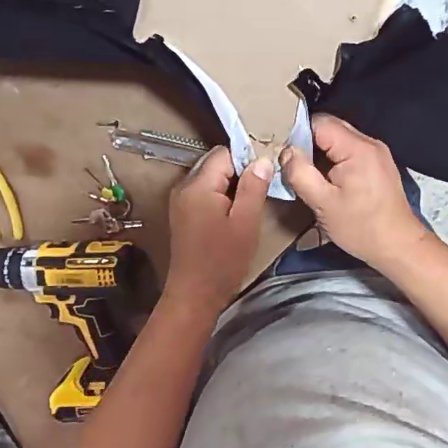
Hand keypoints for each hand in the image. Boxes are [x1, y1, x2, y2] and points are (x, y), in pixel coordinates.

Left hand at [163, 147, 271, 313]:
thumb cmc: (223, 259)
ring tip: (251, 202)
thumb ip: (254, 187)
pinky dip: (222, 196)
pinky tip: (235, 213)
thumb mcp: (245, 222)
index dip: (247, 159)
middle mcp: (184, 187)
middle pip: (216, 163)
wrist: (195, 293)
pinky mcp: (183, 213)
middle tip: (262, 189)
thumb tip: (263, 160)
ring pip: (212, 178)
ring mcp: (181, 200)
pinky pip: (205, 192)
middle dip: (240, 171)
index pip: (224, 154)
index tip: (266, 174)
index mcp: (198, 186)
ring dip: (232, 185)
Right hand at [280, 114, 430, 267]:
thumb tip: (286, 152)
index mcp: (358, 149)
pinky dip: (334, 161)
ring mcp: (377, 153)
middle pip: (330, 128)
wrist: (398, 245)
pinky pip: (350, 151)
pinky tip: (326, 180)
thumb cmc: (362, 228)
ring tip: (308, 175)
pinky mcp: (378, 164)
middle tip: (292, 165)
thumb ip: (300, 173)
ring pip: (339, 140)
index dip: (298, 134)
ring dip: (320, 154)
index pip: (320, 122)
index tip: (283, 152)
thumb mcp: (323, 203)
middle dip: (308, 144)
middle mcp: (370, 144)